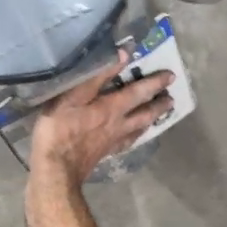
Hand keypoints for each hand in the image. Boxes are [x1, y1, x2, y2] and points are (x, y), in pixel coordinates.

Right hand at [30, 50, 175, 187]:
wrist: (56, 170)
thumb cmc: (59, 130)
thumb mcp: (73, 97)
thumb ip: (97, 77)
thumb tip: (123, 56)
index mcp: (112, 108)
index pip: (139, 92)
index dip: (155, 82)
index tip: (170, 76)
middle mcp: (118, 125)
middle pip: (145, 114)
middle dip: (159, 104)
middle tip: (171, 98)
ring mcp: (112, 141)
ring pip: (139, 129)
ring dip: (150, 120)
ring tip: (158, 115)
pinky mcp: (104, 153)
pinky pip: (127, 142)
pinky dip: (135, 136)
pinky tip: (133, 137)